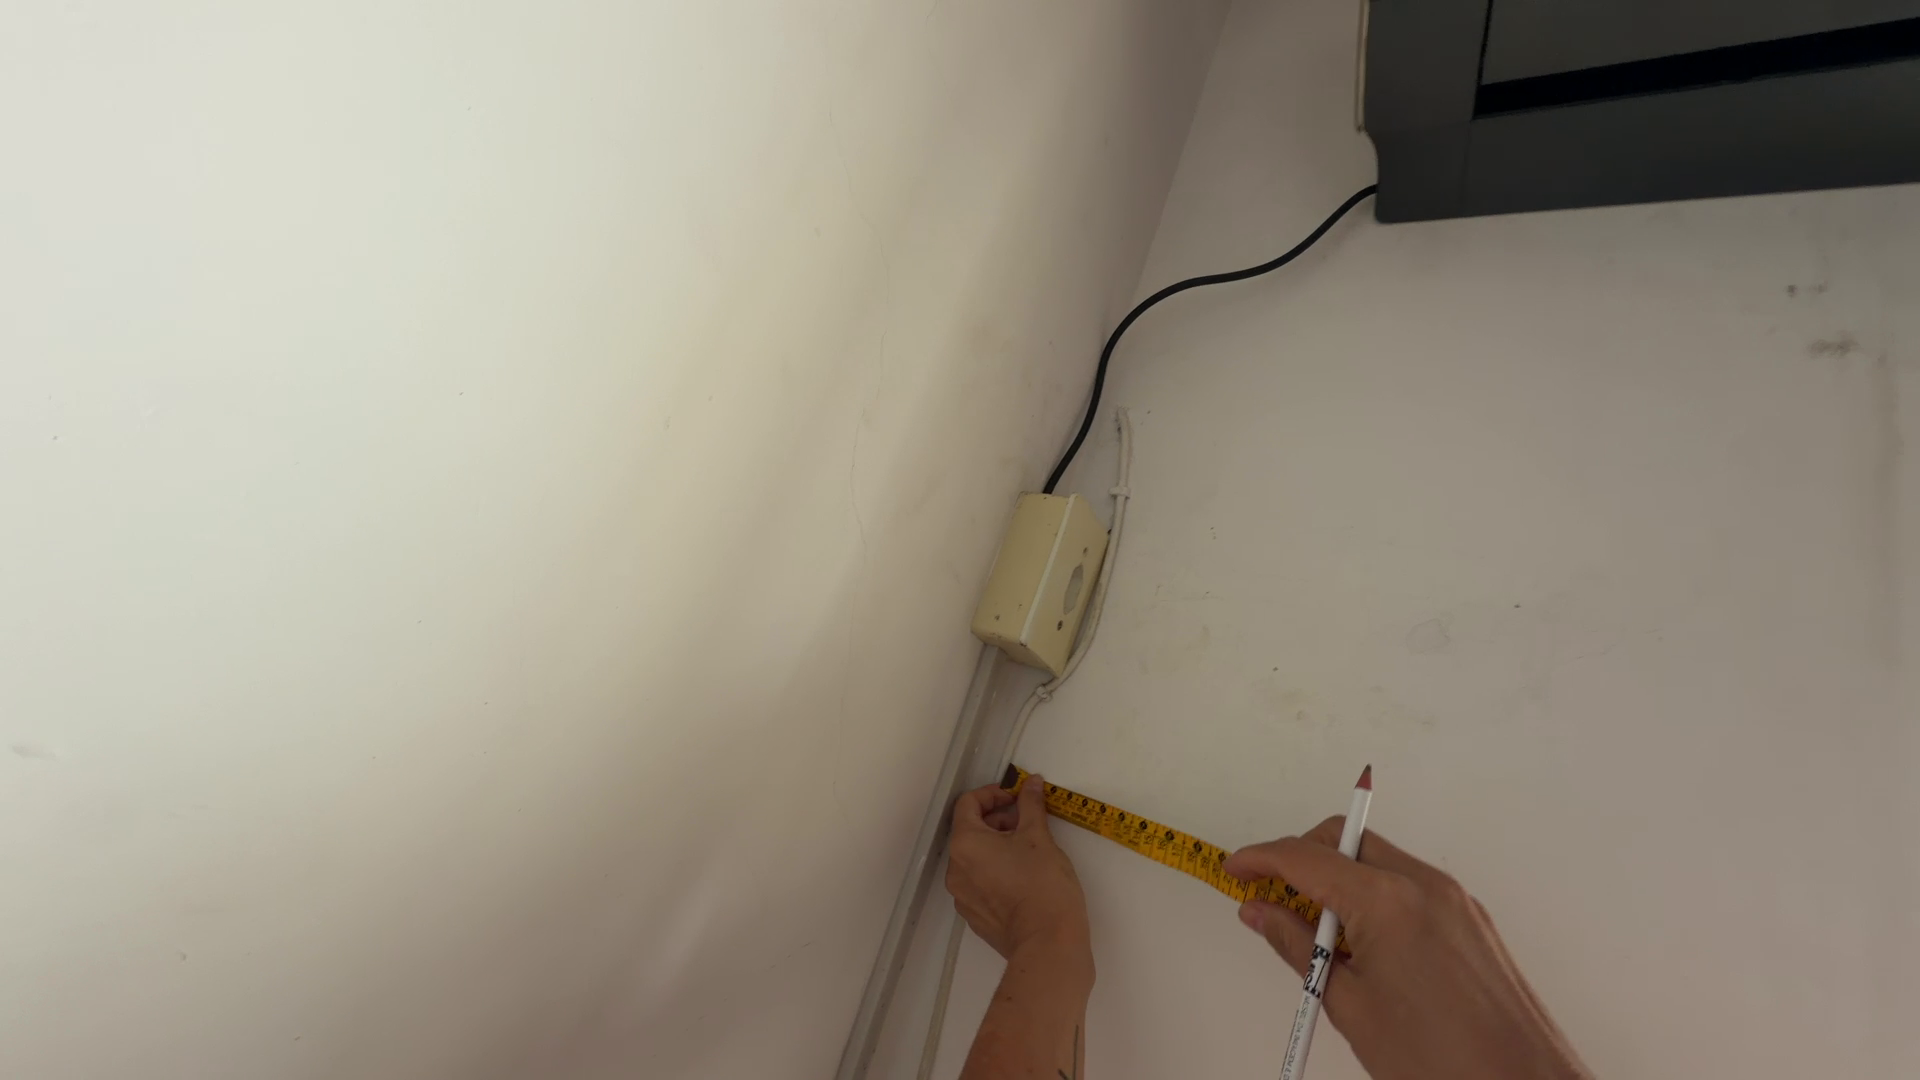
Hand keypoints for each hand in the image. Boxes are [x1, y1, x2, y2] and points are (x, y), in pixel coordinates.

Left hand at [946, 774, 1091, 969]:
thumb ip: (1031, 804)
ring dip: (997, 844)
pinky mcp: (975, 917)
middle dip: (998, 819)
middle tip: (1028, 821)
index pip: (968, 803)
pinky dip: (995, 869)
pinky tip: (1023, 876)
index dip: (992, 794)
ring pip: (975, 857)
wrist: (1048, 945)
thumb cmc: (1042, 884)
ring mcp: (962, 896)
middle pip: (970, 829)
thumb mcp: (1039, 836)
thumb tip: (1032, 782)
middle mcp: (955, 869)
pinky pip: (979, 881)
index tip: (1017, 797)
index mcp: (965, 844)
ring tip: (1028, 848)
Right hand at [1226, 819, 1592, 1079]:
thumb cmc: (1437, 1065)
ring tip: (1316, 930)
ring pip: (1374, 856)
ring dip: (1334, 874)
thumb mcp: (1350, 1007)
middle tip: (1271, 895)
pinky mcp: (1472, 919)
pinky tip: (1361, 940)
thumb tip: (1257, 910)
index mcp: (1386, 900)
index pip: (1304, 858)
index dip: (1260, 858)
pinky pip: (1404, 882)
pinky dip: (1369, 891)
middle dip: (1299, 856)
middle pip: (1341, 838)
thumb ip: (1296, 946)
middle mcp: (1422, 883)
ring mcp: (1454, 898)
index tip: (1233, 871)